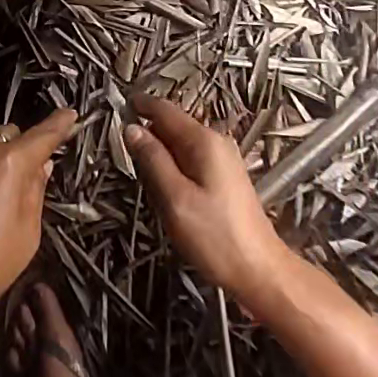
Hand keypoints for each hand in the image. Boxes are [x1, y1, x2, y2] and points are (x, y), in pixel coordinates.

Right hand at [125, 95, 294, 301]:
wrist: (260, 271)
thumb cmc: (215, 236)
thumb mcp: (175, 198)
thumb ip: (152, 160)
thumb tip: (131, 128)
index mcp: (203, 140)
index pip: (165, 110)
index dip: (140, 105)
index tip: (117, 106)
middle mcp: (216, 141)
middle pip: (172, 125)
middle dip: (148, 133)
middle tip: (124, 153)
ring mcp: (223, 159)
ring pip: (180, 144)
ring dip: (159, 153)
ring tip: (143, 176)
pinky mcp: (225, 177)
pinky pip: (191, 159)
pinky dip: (173, 166)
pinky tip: (166, 189)